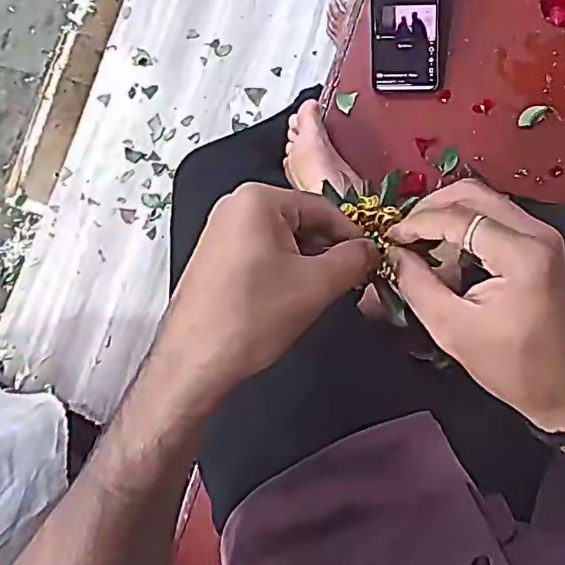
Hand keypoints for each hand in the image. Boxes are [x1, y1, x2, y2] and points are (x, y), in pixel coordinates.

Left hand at [145, 183, 378, 410]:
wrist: (192, 365)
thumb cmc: (252, 317)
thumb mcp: (317, 284)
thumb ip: (354, 258)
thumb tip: (372, 248)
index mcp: (258, 199)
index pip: (324, 209)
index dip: (353, 237)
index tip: (371, 262)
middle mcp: (236, 205)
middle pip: (305, 222)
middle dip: (329, 252)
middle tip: (350, 282)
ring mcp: (223, 230)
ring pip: (287, 240)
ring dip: (310, 264)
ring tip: (322, 294)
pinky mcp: (217, 256)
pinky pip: (266, 252)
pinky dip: (287, 271)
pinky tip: (294, 298)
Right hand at [386, 180, 564, 431]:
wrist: (561, 387)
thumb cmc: (511, 366)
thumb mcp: (452, 329)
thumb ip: (417, 284)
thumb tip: (394, 252)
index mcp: (523, 255)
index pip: (460, 217)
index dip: (418, 222)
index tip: (390, 236)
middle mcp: (538, 233)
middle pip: (475, 194)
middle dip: (432, 207)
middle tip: (403, 230)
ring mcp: (543, 234)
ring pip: (486, 199)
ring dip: (449, 211)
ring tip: (418, 237)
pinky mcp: (541, 241)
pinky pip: (497, 215)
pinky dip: (467, 221)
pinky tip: (445, 243)